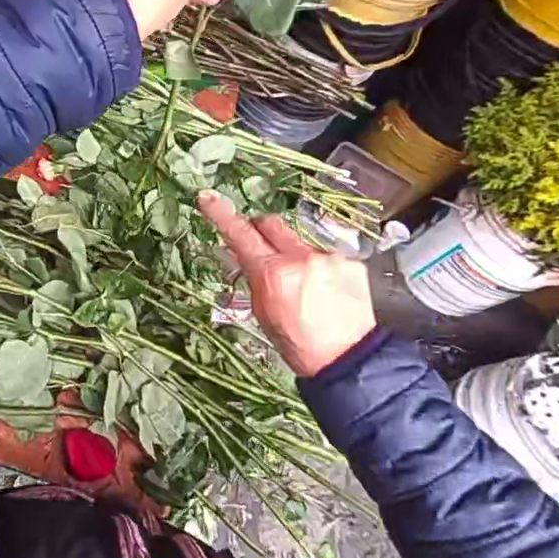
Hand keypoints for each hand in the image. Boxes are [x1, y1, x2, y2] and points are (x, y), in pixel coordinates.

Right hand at [196, 190, 375, 377]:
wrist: (346, 359)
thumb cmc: (299, 344)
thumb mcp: (263, 313)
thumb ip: (254, 278)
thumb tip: (242, 255)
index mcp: (273, 274)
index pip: (241, 235)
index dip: (222, 215)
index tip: (209, 198)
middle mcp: (301, 258)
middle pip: (272, 223)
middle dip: (262, 229)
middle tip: (260, 243)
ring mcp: (328, 258)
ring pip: (301, 243)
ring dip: (295, 255)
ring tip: (304, 287)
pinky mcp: (349, 262)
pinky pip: (326, 256)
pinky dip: (321, 269)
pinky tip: (326, 291)